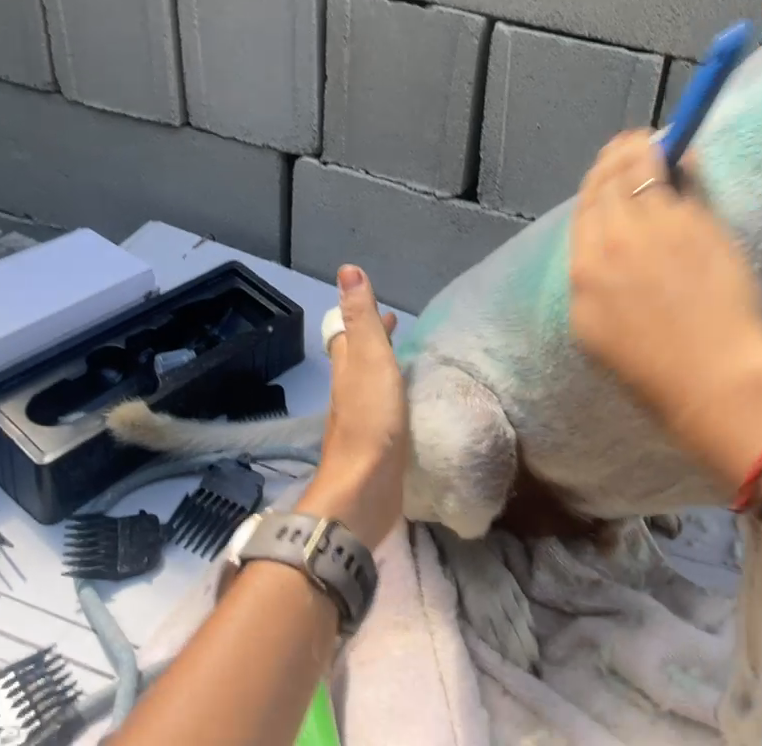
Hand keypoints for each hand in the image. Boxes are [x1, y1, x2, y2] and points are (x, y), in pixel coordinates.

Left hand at [299, 265, 406, 548]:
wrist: (364, 491)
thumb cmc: (370, 421)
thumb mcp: (368, 359)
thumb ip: (362, 318)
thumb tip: (347, 269)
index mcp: (347, 371)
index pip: (349, 337)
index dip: (364, 321)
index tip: (387, 311)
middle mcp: (349, 395)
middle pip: (359, 362)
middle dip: (376, 344)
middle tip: (400, 333)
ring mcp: (362, 425)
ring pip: (373, 388)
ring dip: (387, 372)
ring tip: (412, 365)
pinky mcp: (377, 450)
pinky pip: (387, 415)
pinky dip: (398, 401)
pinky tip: (414, 408)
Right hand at [568, 133, 761, 437]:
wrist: (713, 380)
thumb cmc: (661, 374)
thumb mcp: (603, 335)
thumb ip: (598, 286)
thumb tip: (609, 243)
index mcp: (581, 277)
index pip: (582, 213)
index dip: (596, 186)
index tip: (608, 174)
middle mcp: (606, 246)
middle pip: (603, 186)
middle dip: (614, 159)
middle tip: (633, 145)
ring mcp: (647, 230)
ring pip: (634, 172)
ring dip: (641, 149)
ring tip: (655, 141)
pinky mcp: (686, 222)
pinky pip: (677, 179)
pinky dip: (678, 159)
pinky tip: (684, 151)